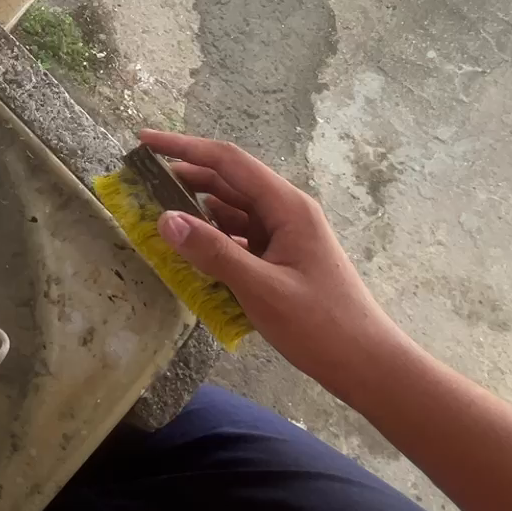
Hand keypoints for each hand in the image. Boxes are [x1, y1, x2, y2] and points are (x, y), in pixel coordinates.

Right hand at [140, 130, 413, 397]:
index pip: (226, 161)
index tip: (143, 140)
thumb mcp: (262, 289)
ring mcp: (282, 234)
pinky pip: (235, 234)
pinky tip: (187, 248)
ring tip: (154, 211)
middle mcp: (284, 211)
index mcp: (286, 206)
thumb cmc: (323, 327)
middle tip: (139, 180)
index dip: (183, 146)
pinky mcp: (278, 257)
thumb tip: (164, 219)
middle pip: (225, 181)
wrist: (372, 370)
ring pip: (228, 208)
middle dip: (182, 176)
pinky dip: (208, 234)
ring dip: (193, 207)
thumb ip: (212, 252)